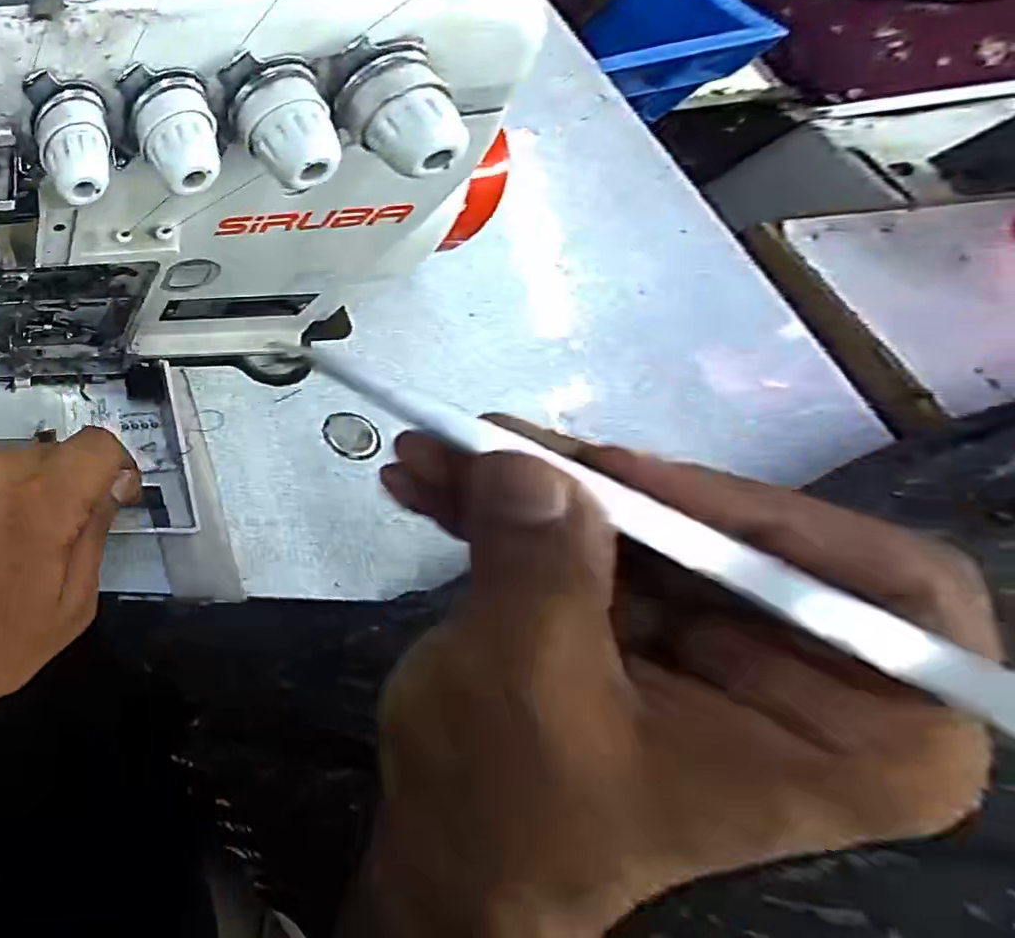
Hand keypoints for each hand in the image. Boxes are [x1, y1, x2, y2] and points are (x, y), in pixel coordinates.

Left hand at [0, 427, 140, 729]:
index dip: (117, 466)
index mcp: (40, 501)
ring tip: (19, 546)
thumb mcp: (73, 604)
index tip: (116, 499)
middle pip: (62, 453)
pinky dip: (3, 494)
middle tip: (63, 540)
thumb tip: (115, 485)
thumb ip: (97, 532)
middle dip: (75, 486)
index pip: (98, 445)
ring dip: (38, 490)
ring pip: (27, 460)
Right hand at [353, 420, 1000, 937]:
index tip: (611, 474)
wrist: (443, 852)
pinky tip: (418, 490)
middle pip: (696, 533)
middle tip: (478, 438)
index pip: (872, 583)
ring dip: (505, 486)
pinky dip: (485, 514)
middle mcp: (779, 670)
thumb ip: (538, 568)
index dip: (743, 510)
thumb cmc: (510, 801)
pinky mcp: (600, 622)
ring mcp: (679, 640)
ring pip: (608, 527)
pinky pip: (555, 545)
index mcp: (845, 726)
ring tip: (422, 456)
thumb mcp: (528, 682)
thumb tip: (524, 460)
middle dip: (571, 483)